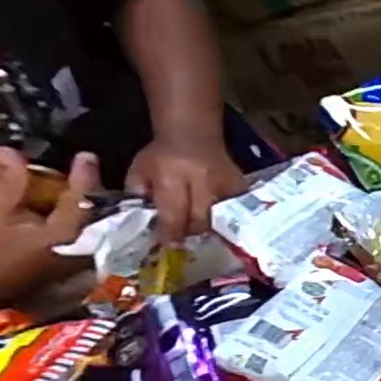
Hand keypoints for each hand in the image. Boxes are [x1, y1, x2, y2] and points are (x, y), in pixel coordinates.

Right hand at [0, 147, 97, 291]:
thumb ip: (6, 182)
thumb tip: (11, 152)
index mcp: (69, 232)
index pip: (82, 197)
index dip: (84, 175)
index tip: (86, 156)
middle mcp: (85, 244)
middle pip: (96, 210)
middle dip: (92, 188)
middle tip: (86, 167)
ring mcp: (83, 254)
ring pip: (94, 221)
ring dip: (89, 202)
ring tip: (81, 182)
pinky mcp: (76, 259)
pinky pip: (87, 231)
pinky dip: (81, 215)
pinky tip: (70, 205)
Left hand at [126, 130, 245, 242]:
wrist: (193, 136)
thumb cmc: (161, 154)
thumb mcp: (140, 171)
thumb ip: (140, 195)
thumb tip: (145, 221)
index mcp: (173, 176)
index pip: (173, 213)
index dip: (170, 232)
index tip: (168, 244)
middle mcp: (203, 182)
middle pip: (200, 220)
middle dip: (190, 231)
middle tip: (184, 237)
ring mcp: (226, 186)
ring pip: (219, 219)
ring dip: (208, 226)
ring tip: (199, 228)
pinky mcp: (240, 188)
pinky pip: (233, 211)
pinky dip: (224, 217)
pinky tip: (216, 217)